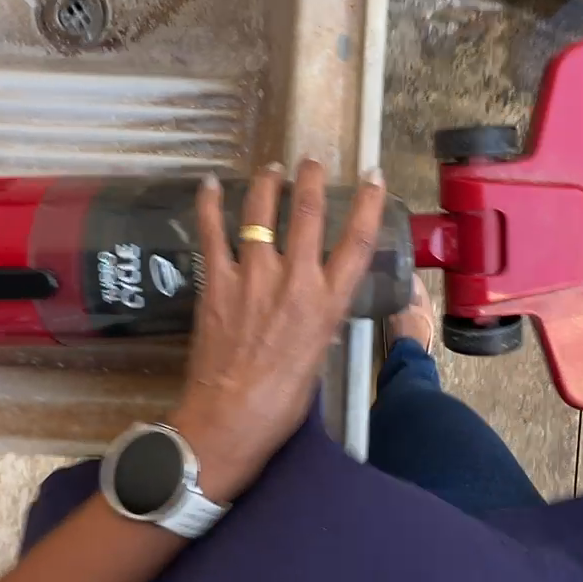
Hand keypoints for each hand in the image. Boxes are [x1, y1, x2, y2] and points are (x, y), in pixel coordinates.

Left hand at [168, 159, 386, 501]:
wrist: (230, 418)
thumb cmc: (282, 400)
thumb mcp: (317, 356)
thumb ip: (317, 320)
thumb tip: (313, 304)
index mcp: (327, 304)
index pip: (357, 242)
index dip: (369, 204)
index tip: (373, 176)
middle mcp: (295, 282)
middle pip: (308, 214)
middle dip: (311, 180)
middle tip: (311, 163)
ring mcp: (253, 277)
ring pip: (262, 213)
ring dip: (268, 184)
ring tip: (272, 167)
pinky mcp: (217, 282)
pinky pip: (213, 232)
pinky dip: (209, 204)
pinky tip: (209, 184)